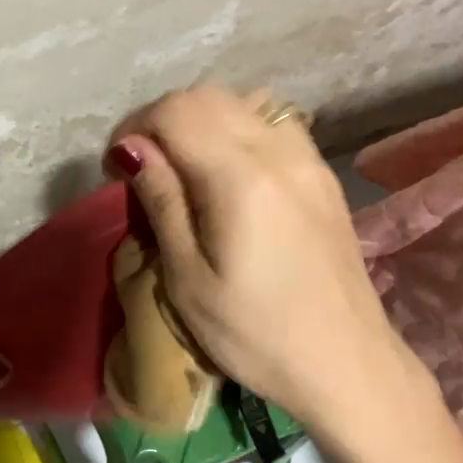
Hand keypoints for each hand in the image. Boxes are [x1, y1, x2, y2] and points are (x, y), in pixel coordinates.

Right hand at [104, 86, 422, 433]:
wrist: (345, 366)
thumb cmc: (253, 334)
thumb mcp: (188, 278)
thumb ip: (162, 202)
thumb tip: (132, 148)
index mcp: (241, 177)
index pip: (177, 111)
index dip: (135, 128)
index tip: (116, 171)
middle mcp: (280, 152)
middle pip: (209, 96)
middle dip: (162, 120)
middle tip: (141, 170)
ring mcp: (309, 161)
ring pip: (244, 103)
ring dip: (200, 122)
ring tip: (180, 171)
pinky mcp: (323, 178)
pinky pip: (272, 125)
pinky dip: (235, 132)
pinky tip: (224, 177)